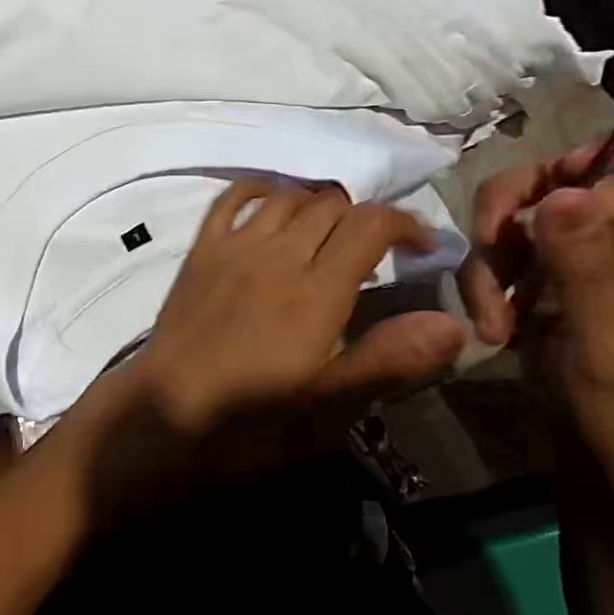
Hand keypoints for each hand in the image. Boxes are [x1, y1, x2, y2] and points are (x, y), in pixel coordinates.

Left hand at [132, 180, 465, 435]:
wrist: (160, 422)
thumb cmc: (250, 424)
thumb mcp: (328, 405)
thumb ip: (390, 357)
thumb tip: (453, 324)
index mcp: (316, 291)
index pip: (372, 226)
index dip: (405, 224)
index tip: (421, 244)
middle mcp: (279, 254)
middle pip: (334, 205)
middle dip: (365, 219)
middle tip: (375, 251)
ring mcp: (236, 246)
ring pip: (291, 196)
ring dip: (319, 206)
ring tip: (328, 234)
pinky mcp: (202, 250)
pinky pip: (234, 197)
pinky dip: (262, 190)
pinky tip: (275, 204)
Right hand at [461, 126, 613, 529]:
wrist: (607, 477)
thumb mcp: (613, 345)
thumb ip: (586, 266)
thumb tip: (562, 190)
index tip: (579, 165)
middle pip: (587, 180)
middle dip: (526, 205)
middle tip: (491, 235)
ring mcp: (599, 261)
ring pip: (536, 212)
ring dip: (497, 252)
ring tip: (489, 308)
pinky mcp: (557, 280)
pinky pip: (514, 250)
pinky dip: (492, 280)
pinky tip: (492, 325)